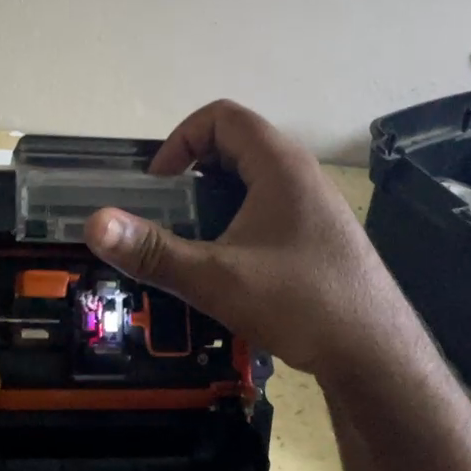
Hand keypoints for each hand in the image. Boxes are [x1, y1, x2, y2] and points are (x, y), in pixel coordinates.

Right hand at [84, 100, 410, 375]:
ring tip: (191, 242)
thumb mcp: (217, 278)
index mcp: (279, 165)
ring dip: (214, 201)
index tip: (157, 183)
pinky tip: (229, 267)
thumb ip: (153, 251)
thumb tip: (95, 224)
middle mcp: (300, 175)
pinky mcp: (319, 237)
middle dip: (192, 173)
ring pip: (252, 182)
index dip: (180, 140)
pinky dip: (237, 222)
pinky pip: (268, 209)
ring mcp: (314, 207)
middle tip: (166, 214)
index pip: (222, 117)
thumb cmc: (299, 303)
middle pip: (236, 146)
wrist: (375, 354)